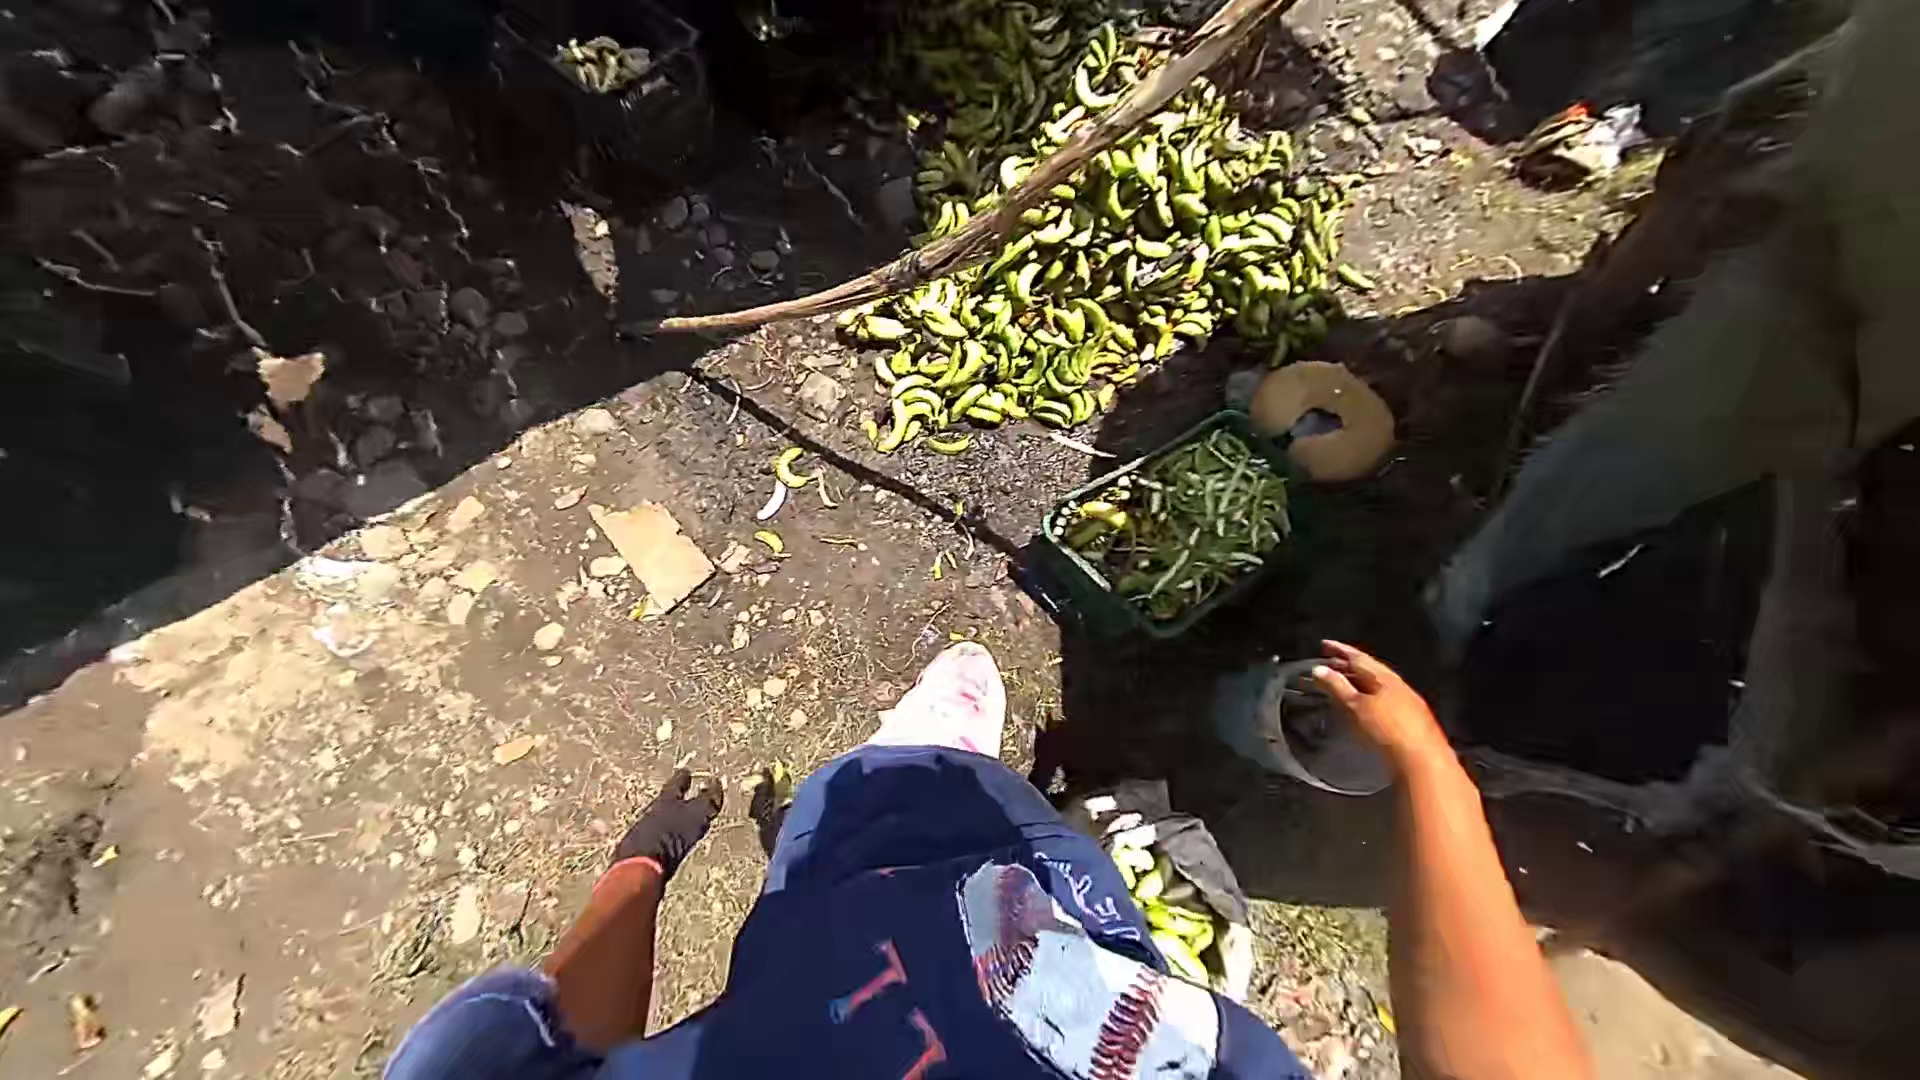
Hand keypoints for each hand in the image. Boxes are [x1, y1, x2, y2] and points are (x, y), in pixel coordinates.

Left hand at [611, 769, 722, 880]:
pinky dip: (658, 841)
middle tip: (680, 797)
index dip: (683, 778)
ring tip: (674, 826)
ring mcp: (638, 834)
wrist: (638, 868)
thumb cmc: (671, 837)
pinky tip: (663, 849)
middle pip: (663, 802)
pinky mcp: (632, 855)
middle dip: (673, 801)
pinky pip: (650, 842)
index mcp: (666, 800)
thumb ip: (708, 799)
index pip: (677, 783)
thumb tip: (715, 784)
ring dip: (664, 822)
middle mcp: (649, 813)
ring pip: (654, 821)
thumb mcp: (698, 815)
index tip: (686, 772)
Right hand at [1309, 640, 1452, 774]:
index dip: (1340, 650)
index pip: (1359, 658)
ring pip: (1379, 686)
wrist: (1422, 763)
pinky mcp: (1413, 721)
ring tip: (1343, 683)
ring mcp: (1409, 704)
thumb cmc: (1387, 730)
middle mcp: (1400, 686)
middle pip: (1371, 670)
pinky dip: (1370, 696)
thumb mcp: (1355, 706)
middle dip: (1349, 665)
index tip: (1324, 645)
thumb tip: (1320, 669)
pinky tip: (1364, 705)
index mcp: (1386, 678)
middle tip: (1330, 664)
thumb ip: (1337, 686)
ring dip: (1359, 682)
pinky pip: (1386, 700)